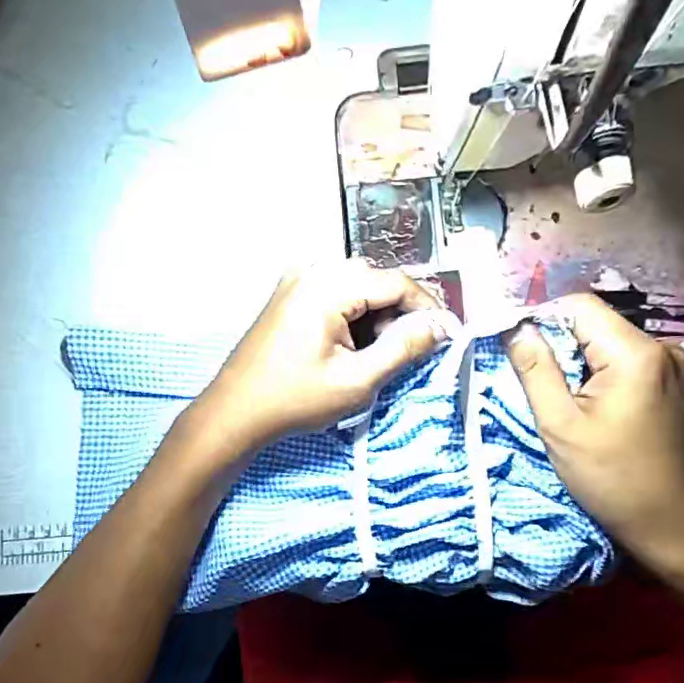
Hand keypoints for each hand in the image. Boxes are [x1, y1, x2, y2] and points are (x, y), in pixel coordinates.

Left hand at [194, 259, 450, 451]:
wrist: (236, 412)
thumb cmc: (295, 399)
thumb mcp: (358, 379)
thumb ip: (404, 348)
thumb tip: (440, 326)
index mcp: (327, 286)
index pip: (396, 282)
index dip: (428, 308)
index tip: (447, 335)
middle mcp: (312, 270)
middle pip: (378, 281)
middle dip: (400, 314)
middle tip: (406, 353)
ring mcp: (299, 279)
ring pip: (361, 287)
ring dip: (379, 317)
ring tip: (374, 356)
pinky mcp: (292, 294)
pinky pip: (339, 293)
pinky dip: (357, 316)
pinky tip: (352, 348)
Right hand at [506, 294, 683, 565]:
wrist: (665, 519)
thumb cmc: (610, 477)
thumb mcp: (559, 425)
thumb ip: (535, 369)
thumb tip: (515, 327)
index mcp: (636, 353)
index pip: (579, 306)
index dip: (542, 320)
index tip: (519, 351)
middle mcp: (662, 346)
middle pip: (595, 323)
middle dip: (561, 345)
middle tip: (541, 385)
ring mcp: (673, 362)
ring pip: (608, 341)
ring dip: (580, 361)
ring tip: (568, 401)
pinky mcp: (673, 379)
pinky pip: (626, 359)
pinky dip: (602, 372)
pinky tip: (594, 406)